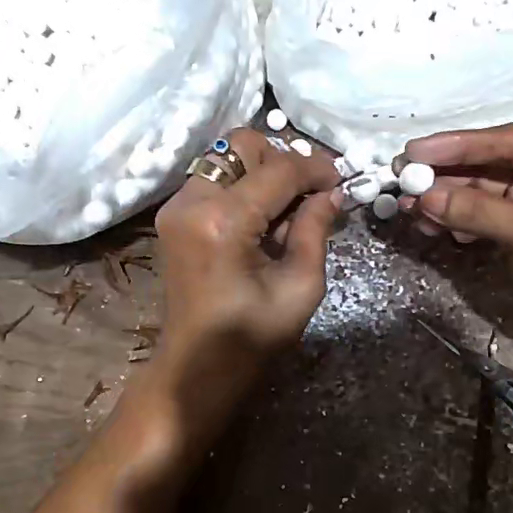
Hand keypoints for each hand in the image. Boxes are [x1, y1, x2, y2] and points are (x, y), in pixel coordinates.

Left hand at [150, 128, 340, 394]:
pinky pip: (212, 179)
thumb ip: (315, 231)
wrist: (197, 366)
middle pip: (242, 146)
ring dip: (260, 172)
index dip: (316, 169)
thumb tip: (331, 194)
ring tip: (285, 209)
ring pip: (224, 158)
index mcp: (223, 223)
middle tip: (308, 193)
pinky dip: (240, 186)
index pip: (278, 170)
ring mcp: (175, 208)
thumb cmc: (252, 337)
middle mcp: (192, 202)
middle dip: (282, 160)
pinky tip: (260, 219)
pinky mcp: (172, 217)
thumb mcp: (300, 287)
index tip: (340, 182)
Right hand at [401, 124, 512, 348]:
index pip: (512, 141)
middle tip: (400, 179)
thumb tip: (423, 197)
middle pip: (492, 162)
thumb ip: (482, 212)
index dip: (459, 146)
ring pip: (482, 190)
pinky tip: (431, 226)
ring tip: (408, 208)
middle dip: (446, 173)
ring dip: (445, 199)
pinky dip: (457, 221)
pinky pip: (482, 216)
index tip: (414, 151)